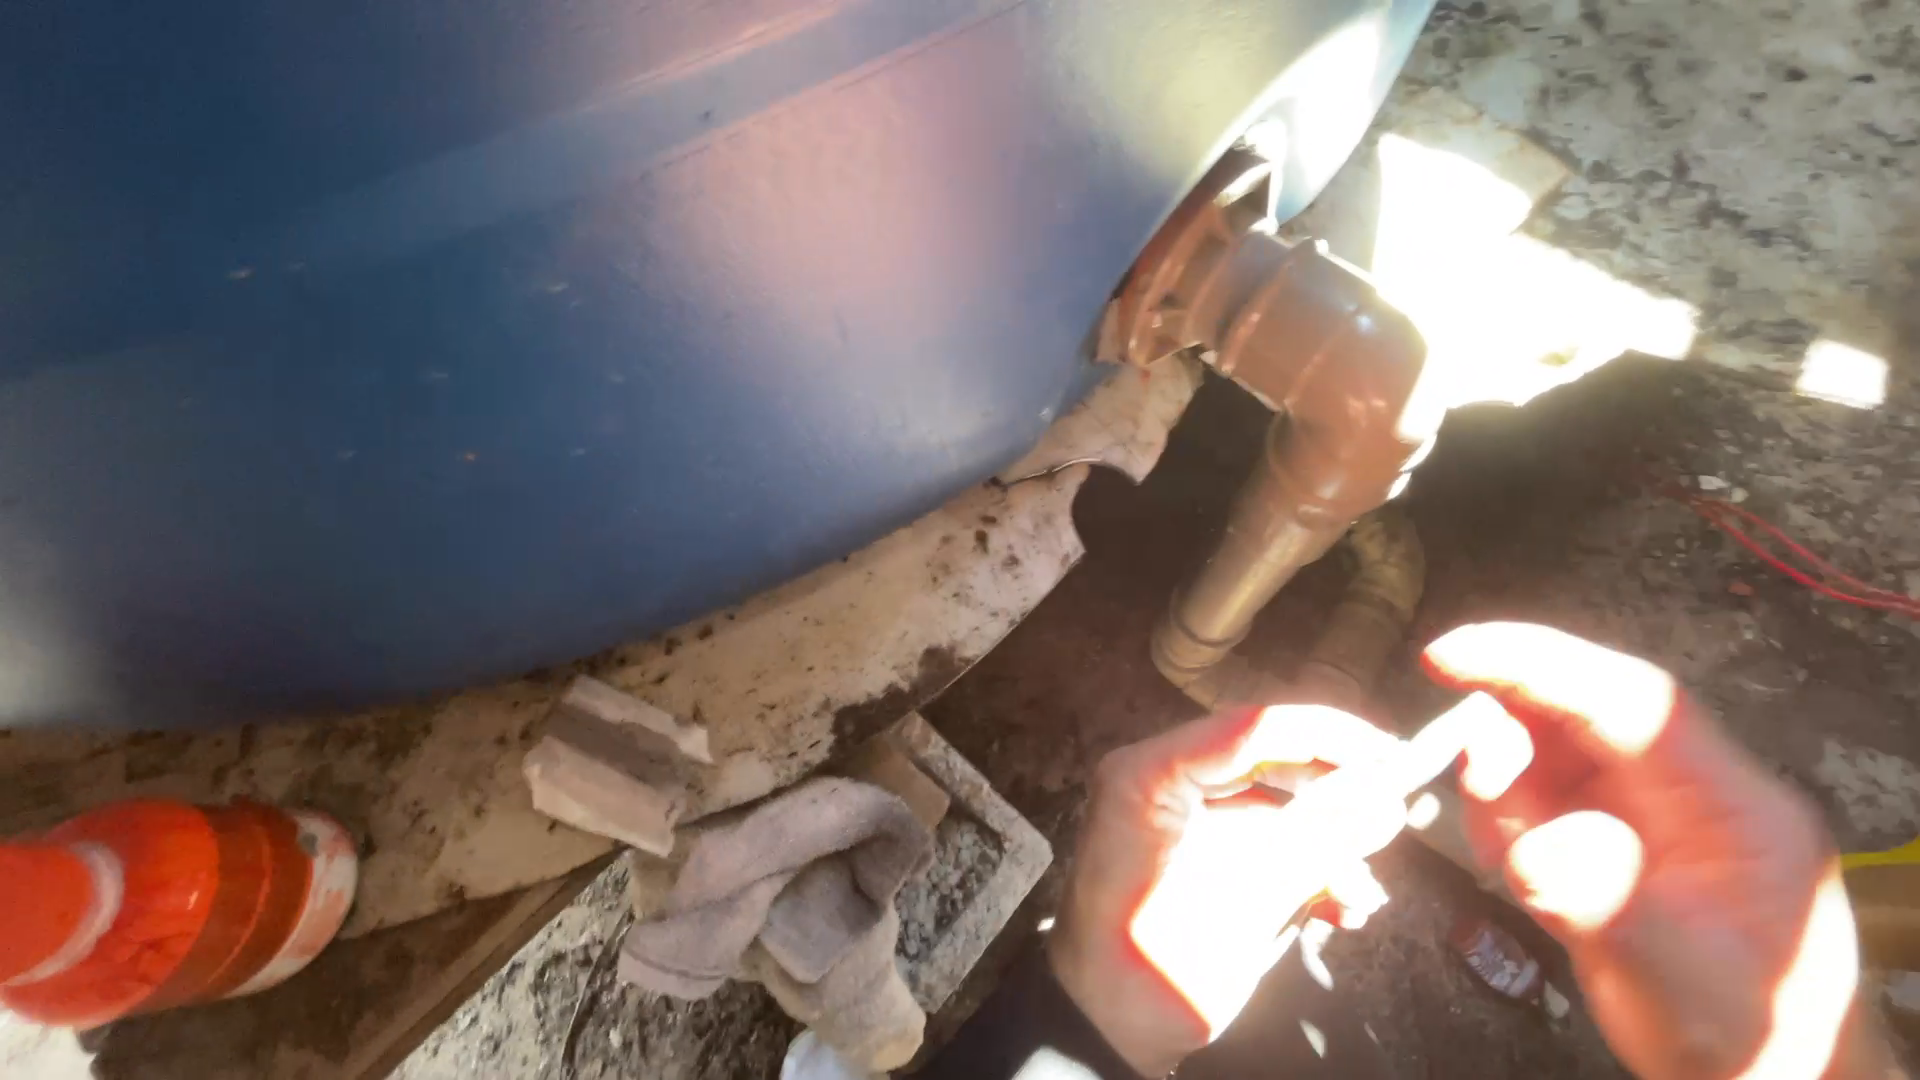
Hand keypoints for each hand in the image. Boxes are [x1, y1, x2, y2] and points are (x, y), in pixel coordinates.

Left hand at [1046, 705, 1416, 1076]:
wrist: (1108, 1022)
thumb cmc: (1159, 964)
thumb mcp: (1244, 902)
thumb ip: (1313, 844)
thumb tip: (1383, 802)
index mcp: (1150, 774)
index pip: (1247, 730)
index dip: (1325, 734)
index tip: (1391, 753)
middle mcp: (1159, 775)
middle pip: (1260, 756)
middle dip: (1331, 786)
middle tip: (1394, 812)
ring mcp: (1175, 808)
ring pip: (1267, 797)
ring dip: (1323, 835)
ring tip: (1363, 885)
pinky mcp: (1193, 841)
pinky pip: (1257, 833)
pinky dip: (1301, 860)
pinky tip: (1342, 905)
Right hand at [1426, 623, 1898, 1079]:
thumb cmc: (1739, 1038)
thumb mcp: (1670, 986)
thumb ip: (1599, 908)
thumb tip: (1534, 848)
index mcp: (1729, 804)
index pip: (1626, 701)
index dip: (1532, 665)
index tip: (1443, 658)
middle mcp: (1685, 783)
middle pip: (1575, 709)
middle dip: (1504, 728)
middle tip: (1471, 778)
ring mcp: (1644, 799)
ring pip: (1541, 744)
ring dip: (1499, 787)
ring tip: (1509, 857)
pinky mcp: (1607, 818)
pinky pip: (1531, 783)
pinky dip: (1499, 811)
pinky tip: (1514, 861)